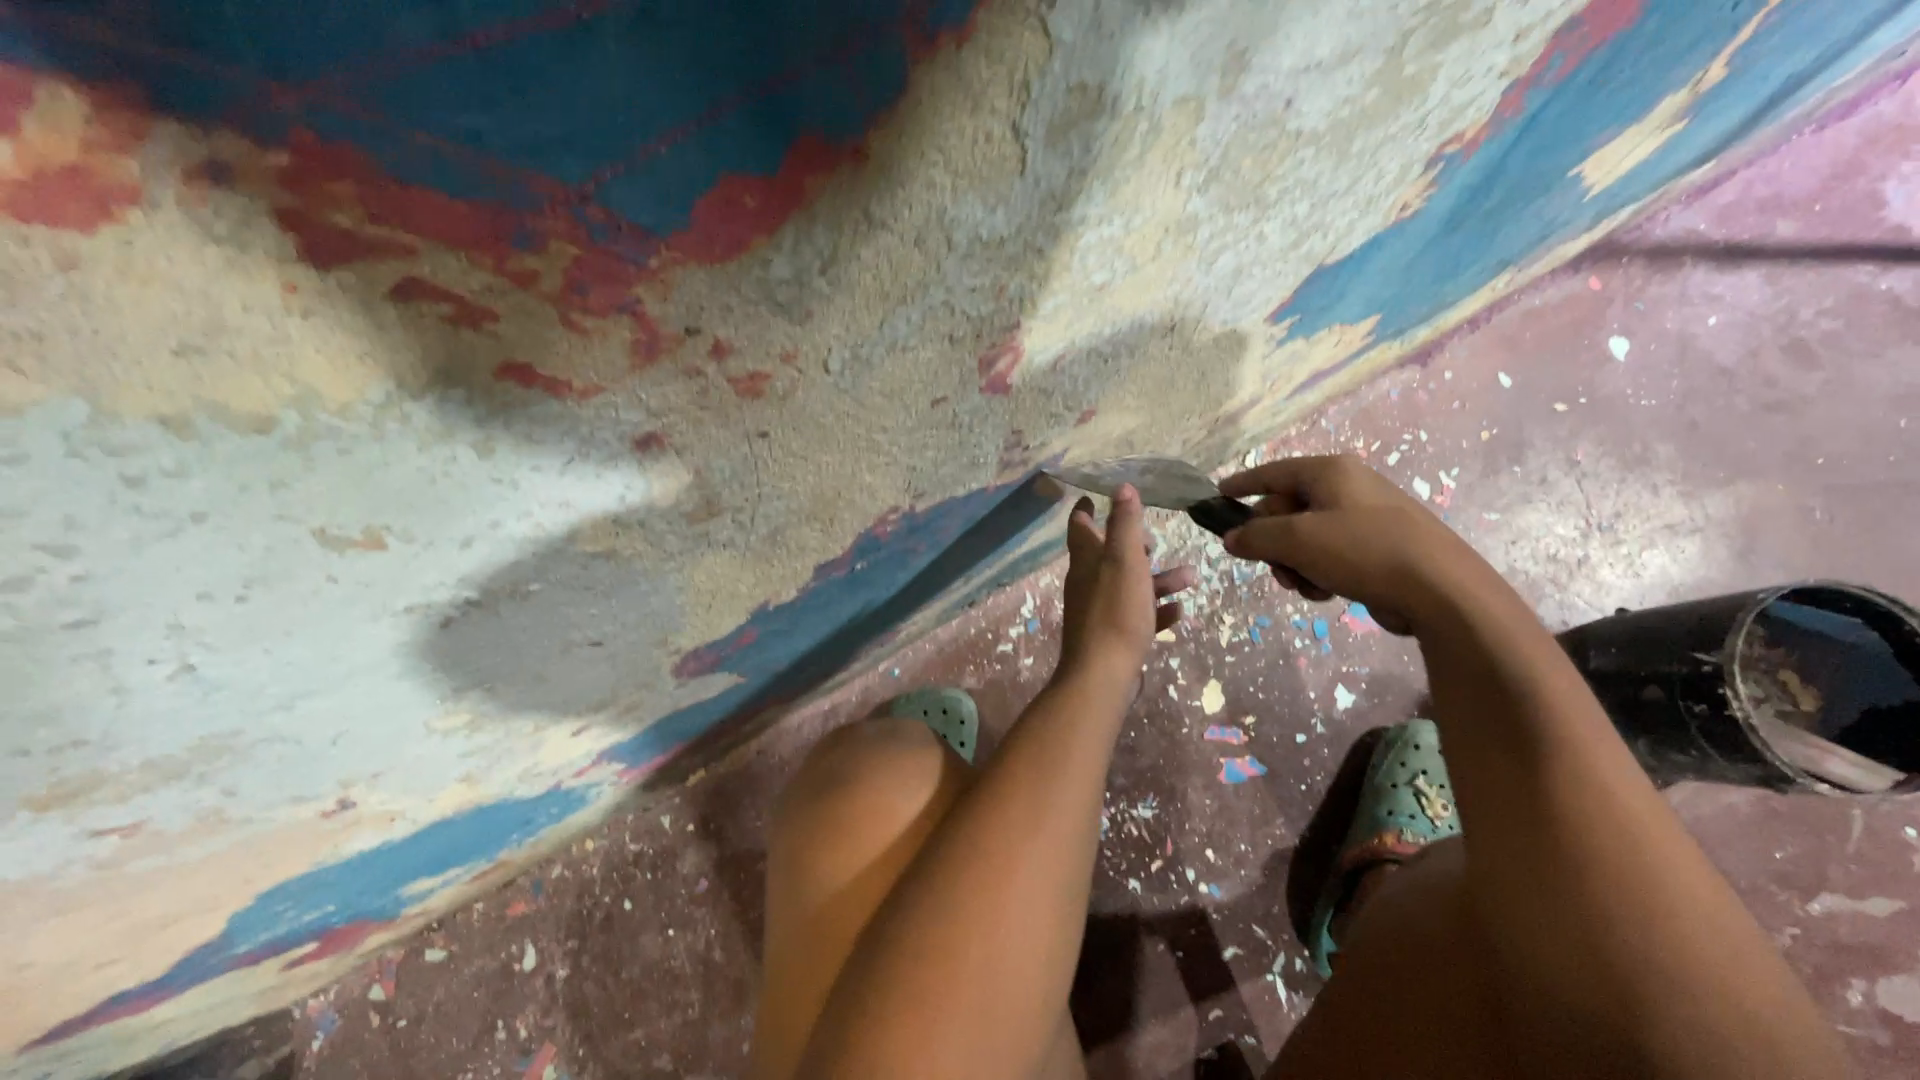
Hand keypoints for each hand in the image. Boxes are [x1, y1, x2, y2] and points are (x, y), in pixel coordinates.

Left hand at [1059, 485, 1195, 681]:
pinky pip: (1137, 617)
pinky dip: (1157, 611)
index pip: (1080, 526)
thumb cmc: (1115, 611)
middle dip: (1132, 545)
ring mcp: (1099, 612)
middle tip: (1153, 539)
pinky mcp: (1113, 638)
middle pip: (1109, 556)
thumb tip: (1121, 487)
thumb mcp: (1124, 560)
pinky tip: (1179, 611)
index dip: (1086, 510)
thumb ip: (1124, 523)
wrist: (1103, 674)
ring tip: (1190, 577)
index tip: (1093, 497)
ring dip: (1157, 580)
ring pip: (1129, 587)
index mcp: (1086, 560)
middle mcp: (1088, 582)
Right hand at [1217, 454, 1491, 635]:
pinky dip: (1319, 572)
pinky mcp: (1378, 548)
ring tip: (1305, 586)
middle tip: (1270, 567)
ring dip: (1295, 564)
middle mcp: (1348, 487)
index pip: (1272, 472)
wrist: (1439, 588)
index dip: (1242, 485)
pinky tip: (1328, 592)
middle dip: (1272, 542)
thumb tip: (1232, 538)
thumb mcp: (1297, 541)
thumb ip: (1256, 537)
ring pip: (1305, 538)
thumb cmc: (1362, 551)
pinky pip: (1330, 555)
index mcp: (1330, 472)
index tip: (1217, 497)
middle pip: (1286, 509)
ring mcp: (1365, 518)